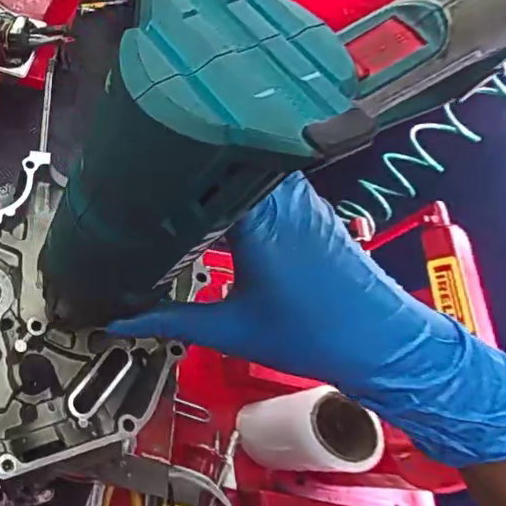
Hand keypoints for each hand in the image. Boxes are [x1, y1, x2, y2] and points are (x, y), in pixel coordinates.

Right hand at [109, 174, 505, 465]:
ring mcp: (300, 197)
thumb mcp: (231, 330)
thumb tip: (125, 320)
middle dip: (185, 174)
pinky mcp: (310, 204)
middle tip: (150, 189)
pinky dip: (238, 190)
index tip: (137, 182)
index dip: (165, 173)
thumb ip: (171, 319)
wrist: (380, 342)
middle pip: (220, 163)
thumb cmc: (319, 335)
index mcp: (258, 222)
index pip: (201, 173)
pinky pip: (265, 180)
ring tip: (181, 196)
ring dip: (214, 180)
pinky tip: (221, 209)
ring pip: (243, 168)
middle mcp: (282, 198)